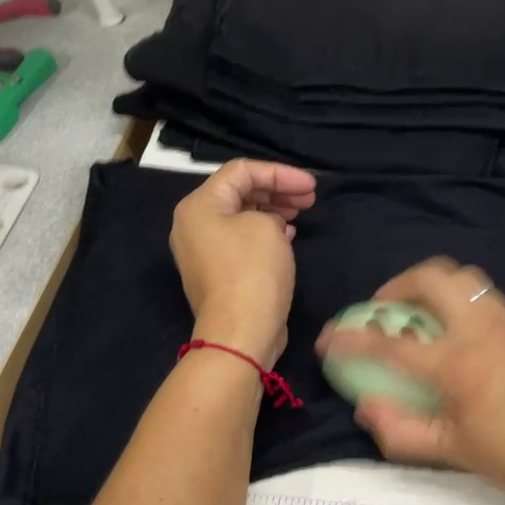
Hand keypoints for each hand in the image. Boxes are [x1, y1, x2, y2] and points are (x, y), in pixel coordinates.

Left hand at [171, 159, 316, 367]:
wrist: (240, 332)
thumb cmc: (252, 272)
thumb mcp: (267, 226)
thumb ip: (270, 212)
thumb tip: (270, 224)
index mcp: (199, 206)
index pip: (241, 171)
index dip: (280, 172)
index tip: (311, 185)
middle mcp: (193, 224)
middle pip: (238, 192)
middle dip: (276, 190)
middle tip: (309, 198)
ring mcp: (203, 251)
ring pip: (241, 217)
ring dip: (272, 211)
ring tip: (300, 213)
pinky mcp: (218, 273)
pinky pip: (241, 240)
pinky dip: (265, 233)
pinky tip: (288, 236)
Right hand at [316, 257, 504, 503]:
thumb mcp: (452, 451)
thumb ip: (402, 430)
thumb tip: (366, 407)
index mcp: (456, 364)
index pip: (390, 343)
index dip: (352, 340)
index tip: (329, 340)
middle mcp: (480, 329)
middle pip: (430, 277)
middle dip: (395, 286)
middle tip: (380, 313)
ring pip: (460, 278)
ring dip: (429, 287)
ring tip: (415, 317)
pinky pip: (481, 294)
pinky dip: (455, 298)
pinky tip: (452, 332)